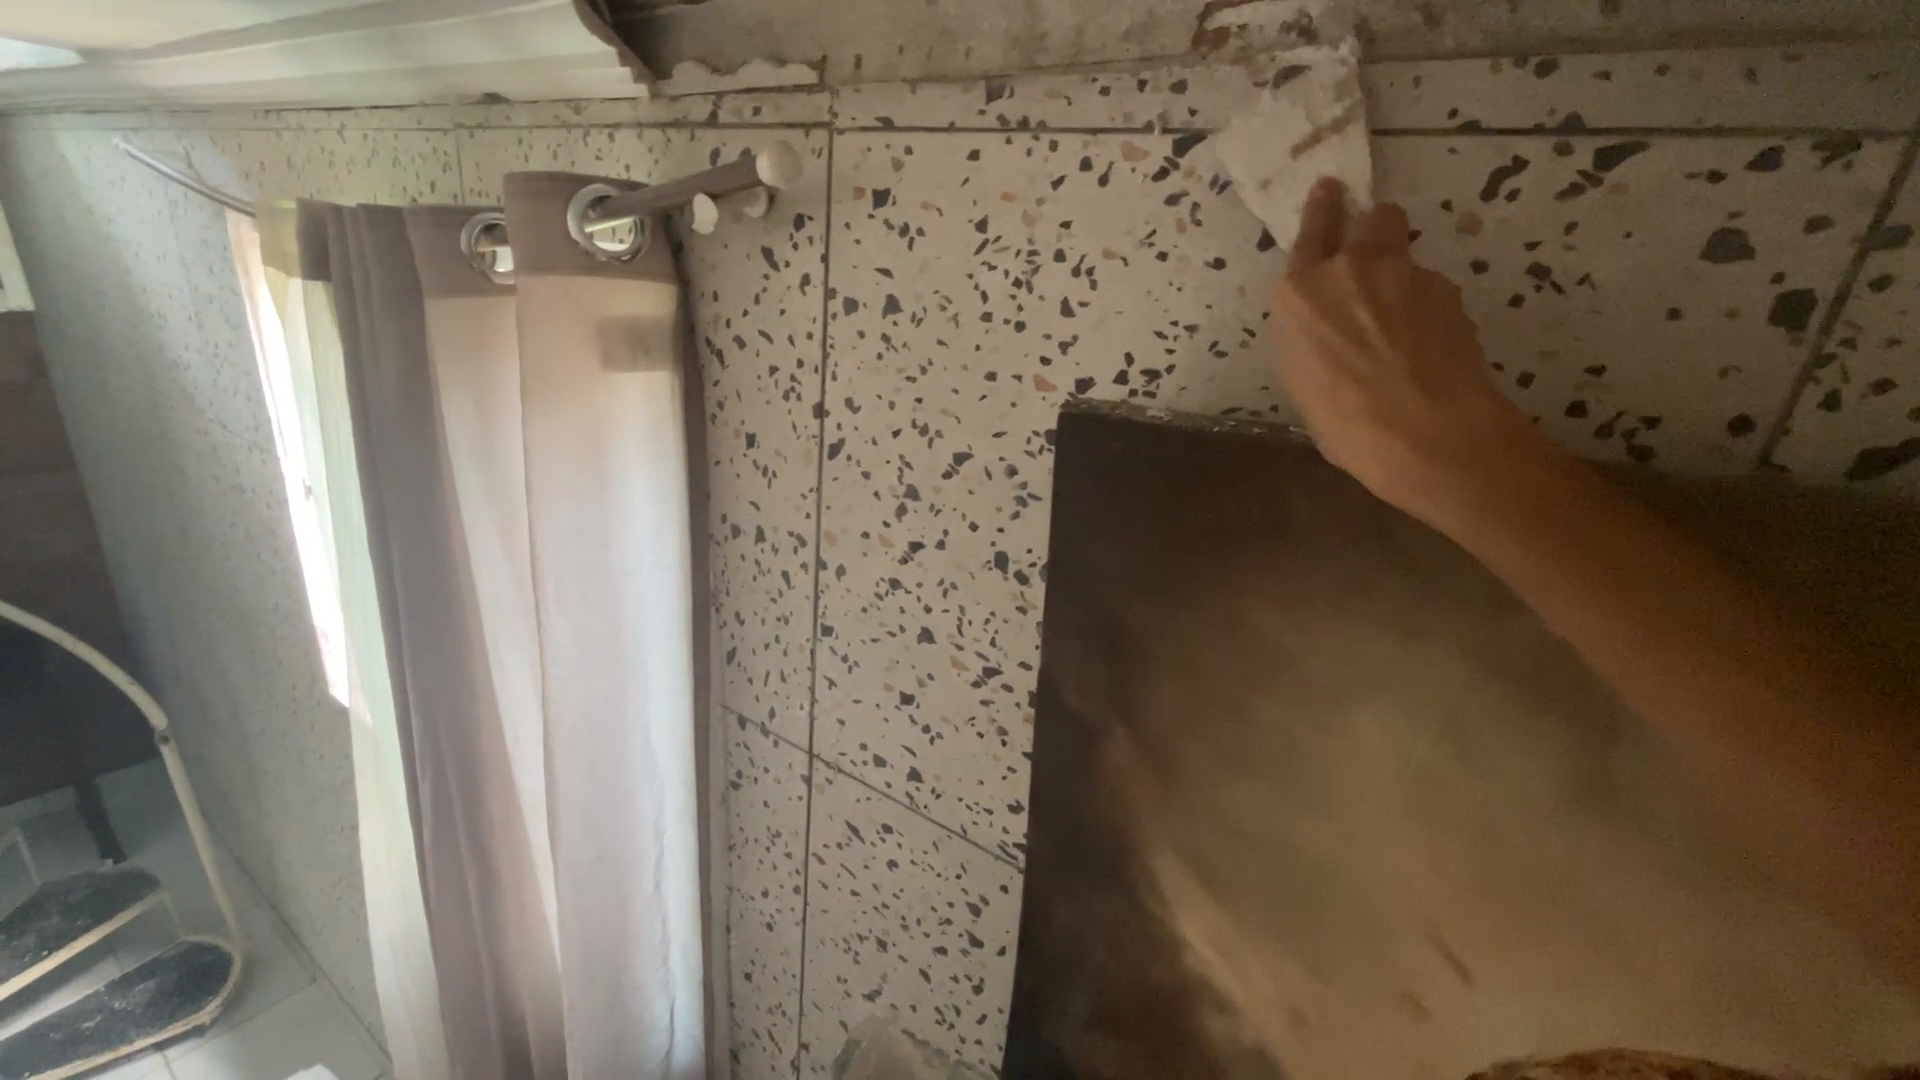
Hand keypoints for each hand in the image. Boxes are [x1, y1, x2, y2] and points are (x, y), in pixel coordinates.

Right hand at [1273, 178, 1555, 529]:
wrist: (1425, 432)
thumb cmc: (1343, 423)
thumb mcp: (1301, 380)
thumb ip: (1309, 335)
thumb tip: (1329, 328)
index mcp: (1299, 295)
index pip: (1310, 233)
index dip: (1321, 210)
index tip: (1328, 190)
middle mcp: (1350, 269)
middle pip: (1371, 219)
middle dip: (1372, 230)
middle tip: (1372, 259)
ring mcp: (1405, 274)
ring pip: (1404, 251)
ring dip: (1399, 273)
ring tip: (1401, 323)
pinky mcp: (1448, 290)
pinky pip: (1430, 287)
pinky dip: (1426, 306)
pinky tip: (1427, 344)